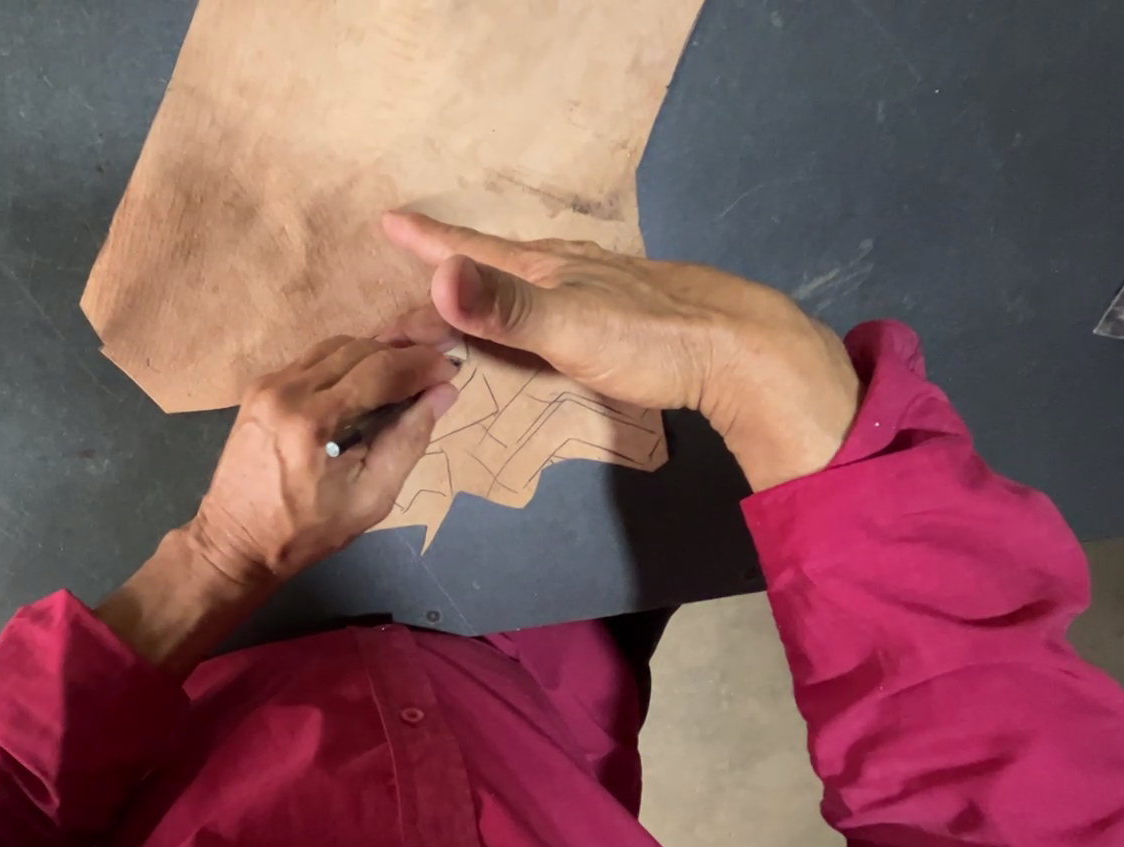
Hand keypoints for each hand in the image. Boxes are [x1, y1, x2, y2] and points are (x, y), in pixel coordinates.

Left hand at [187, 335, 460, 586]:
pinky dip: (345, 365)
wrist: (235, 542)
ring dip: (374, 356)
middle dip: (403, 356)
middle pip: (358, 349)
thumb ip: (408, 442)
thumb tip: (443, 394)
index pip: (379, 370)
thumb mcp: (369, 500)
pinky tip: (363, 387)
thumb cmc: (304, 533)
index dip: (421, 365)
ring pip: (335, 348)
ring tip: (404, 379)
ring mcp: (267, 385)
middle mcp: (285, 389)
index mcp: (310, 419)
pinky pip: (313, 361)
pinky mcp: (260, 389)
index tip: (451, 371)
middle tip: (434, 374)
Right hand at [379, 211, 861, 490]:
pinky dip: (521, 305)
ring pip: (523, 279)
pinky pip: (547, 302)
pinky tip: (532, 313)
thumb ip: (504, 308)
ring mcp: (592, 289)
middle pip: (492, 263)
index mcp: (544, 270)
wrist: (735, 350)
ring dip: (485, 283)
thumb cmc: (647, 339)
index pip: (472, 251)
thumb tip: (440, 279)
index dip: (429, 241)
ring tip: (460, 287)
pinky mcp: (613, 313)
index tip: (389, 220)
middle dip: (447, 265)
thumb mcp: (567, 325)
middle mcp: (564, 271)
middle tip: (411, 270)